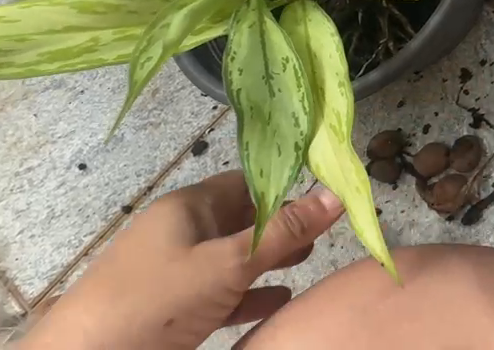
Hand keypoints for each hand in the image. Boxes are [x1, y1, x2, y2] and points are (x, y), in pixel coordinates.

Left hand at [22, 172, 343, 349]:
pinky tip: (277, 301)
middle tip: (324, 234)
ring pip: (230, 258)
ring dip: (268, 261)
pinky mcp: (160, 313)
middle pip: (242, 219)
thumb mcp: (228, 265)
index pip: (251, 180)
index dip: (291, 186)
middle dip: (284, 226)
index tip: (329, 197)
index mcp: (188, 207)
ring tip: (307, 264)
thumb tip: (341, 192)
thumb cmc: (152, 305)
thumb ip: (287, 231)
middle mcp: (177, 233)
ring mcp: (166, 275)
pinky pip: (214, 294)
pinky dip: (246, 294)